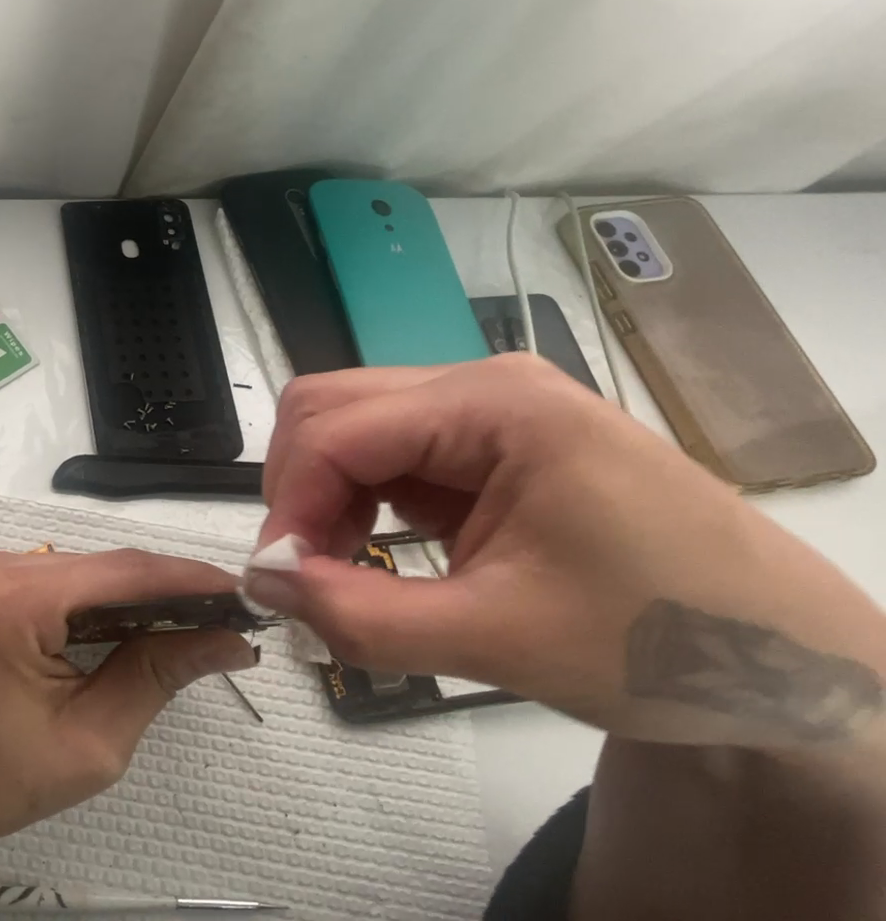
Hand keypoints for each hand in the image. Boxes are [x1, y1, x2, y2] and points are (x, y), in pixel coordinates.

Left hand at [0, 549, 253, 919]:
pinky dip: (99, 598)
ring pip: (82, 568)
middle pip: (101, 566)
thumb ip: (159, 675)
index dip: (187, 579)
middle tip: (230, 616)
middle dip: (167, 589)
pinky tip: (138, 621)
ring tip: (197, 619)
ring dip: (136, 593)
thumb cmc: (1, 778)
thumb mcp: (94, 739)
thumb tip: (230, 639)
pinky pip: (56, 577)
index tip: (245, 592)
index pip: (119, 573)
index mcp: (11, 602)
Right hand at [246, 354, 885, 750]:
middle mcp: (483, 384)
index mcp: (497, 407)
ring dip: (322, 495)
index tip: (283, 582)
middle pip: (329, 408)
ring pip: (348, 425)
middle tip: (307, 569)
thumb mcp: (496, 640)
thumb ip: (359, 614)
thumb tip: (259, 582)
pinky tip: (376, 549)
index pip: (335, 430)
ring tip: (343, 567)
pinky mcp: (488, 441)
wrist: (789, 664)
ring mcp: (487, 408)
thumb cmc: (661, 644)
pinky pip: (384, 450)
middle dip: (297, 489)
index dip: (289, 504)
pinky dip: (355, 499)